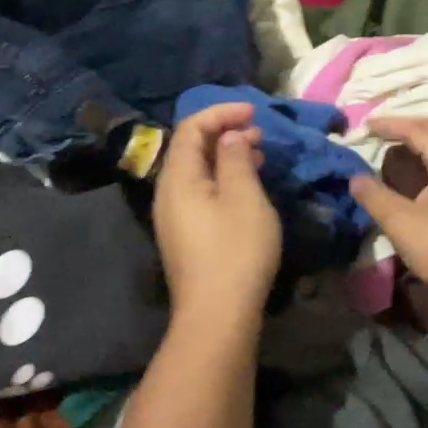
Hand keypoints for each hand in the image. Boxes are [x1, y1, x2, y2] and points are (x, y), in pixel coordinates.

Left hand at [153, 103, 281, 324]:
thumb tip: (229, 136)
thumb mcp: (244, 197)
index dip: (221, 112)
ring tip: (258, 154)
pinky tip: (247, 187)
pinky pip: (200, 191)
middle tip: (259, 133)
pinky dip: (223, 178)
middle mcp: (167, 192)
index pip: (191, 127)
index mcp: (177, 177)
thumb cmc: (234, 250)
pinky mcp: (185, 235)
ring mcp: (173, 216)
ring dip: (225, 155)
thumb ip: (235, 158)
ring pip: (197, 171)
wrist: (217, 316)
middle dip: (224, 132)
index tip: (254, 111)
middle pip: (190, 147)